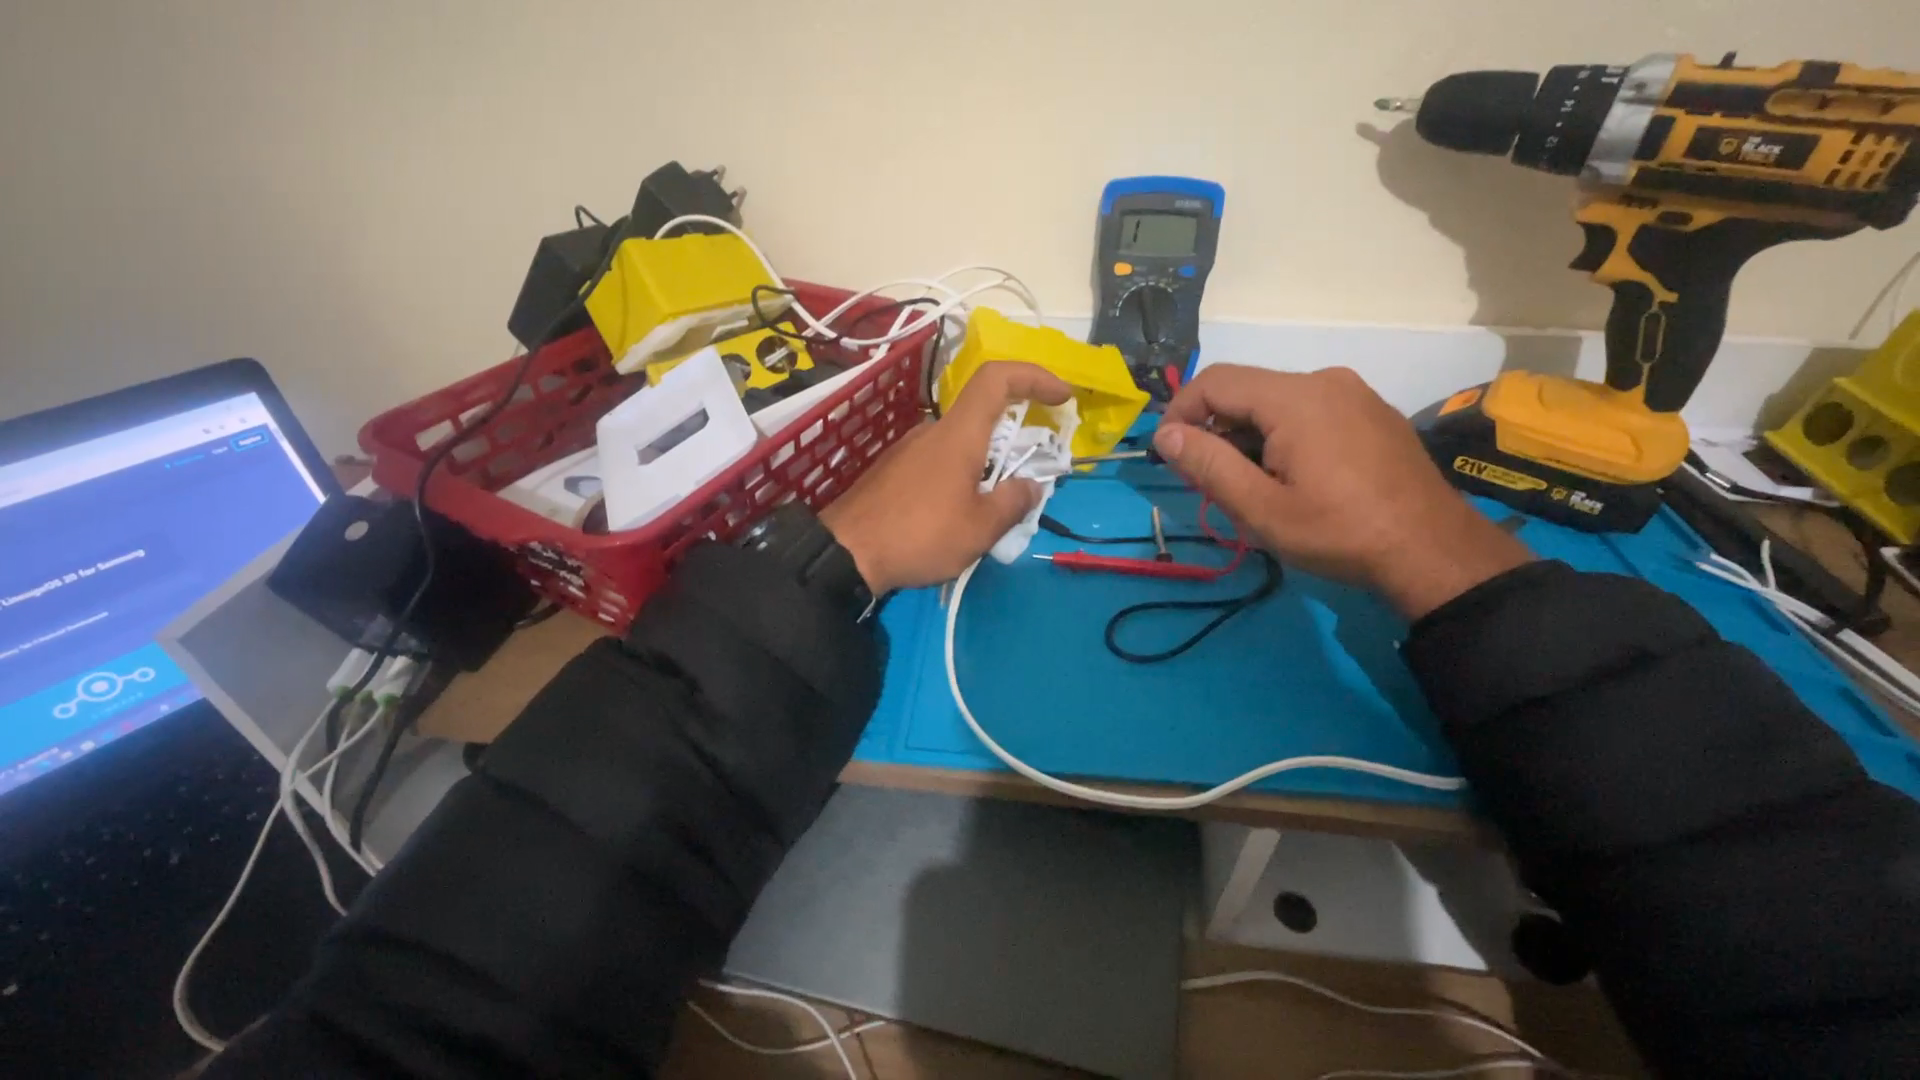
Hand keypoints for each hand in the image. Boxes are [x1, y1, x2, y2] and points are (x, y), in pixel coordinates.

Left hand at [821, 362, 1072, 593]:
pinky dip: (961, 476)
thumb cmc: (919, 536)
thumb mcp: (979, 529)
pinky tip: (959, 516)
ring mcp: (908, 450)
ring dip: (987, 464)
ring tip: (995, 509)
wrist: (844, 554)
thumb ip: (1012, 503)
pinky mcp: (893, 471)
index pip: (997, 379)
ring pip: (960, 443)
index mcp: (958, 434)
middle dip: (1016, 437)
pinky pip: (938, 462)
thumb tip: (1030, 486)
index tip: (1061, 397)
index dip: (1034, 377)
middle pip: (982, 415)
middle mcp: (932, 431)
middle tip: (1031, 476)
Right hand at [1153, 365, 1532, 617]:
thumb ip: (1209, 466)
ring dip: (1248, 437)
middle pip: (1246, 391)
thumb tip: (1165, 434)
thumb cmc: (1340, 532)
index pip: (1214, 382)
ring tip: (1250, 487)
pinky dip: (1282, 436)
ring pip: (1277, 403)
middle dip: (1215, 431)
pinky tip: (1291, 478)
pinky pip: (1310, 411)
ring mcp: (1354, 394)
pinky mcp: (1372, 413)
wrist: (1433, 550)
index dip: (1179, 413)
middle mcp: (1324, 381)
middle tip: (1208, 482)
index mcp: (1294, 398)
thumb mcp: (1262, 509)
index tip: (1168, 455)